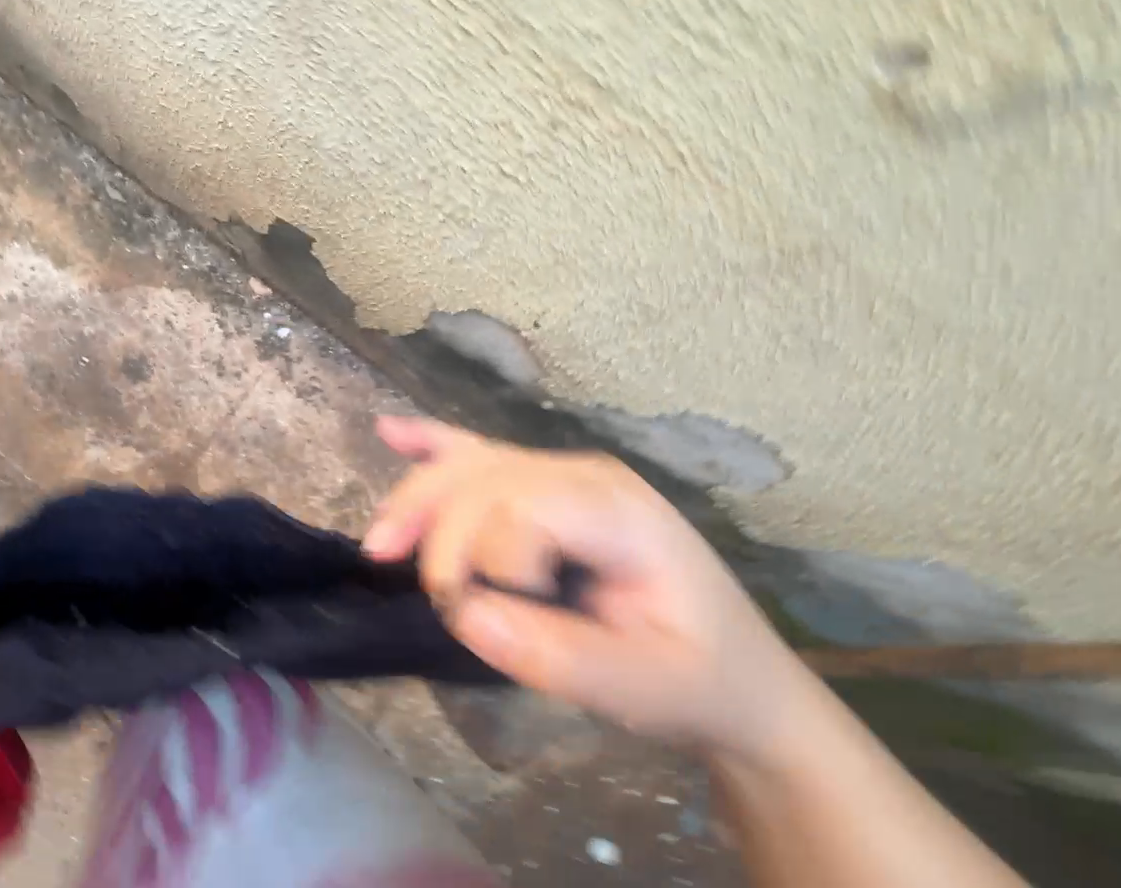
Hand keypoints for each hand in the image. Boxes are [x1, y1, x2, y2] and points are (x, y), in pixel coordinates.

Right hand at [365, 417, 820, 761]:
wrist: (739, 679)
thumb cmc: (696, 682)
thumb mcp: (642, 690)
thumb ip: (557, 656)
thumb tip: (464, 613)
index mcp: (620, 514)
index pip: (518, 508)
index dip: (482, 561)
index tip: (481, 623)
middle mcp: (586, 476)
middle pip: (483, 477)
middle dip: (436, 531)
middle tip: (430, 598)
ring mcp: (565, 474)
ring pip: (470, 464)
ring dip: (417, 497)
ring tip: (381, 545)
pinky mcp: (548, 487)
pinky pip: (481, 455)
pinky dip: (433, 444)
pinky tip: (390, 430)